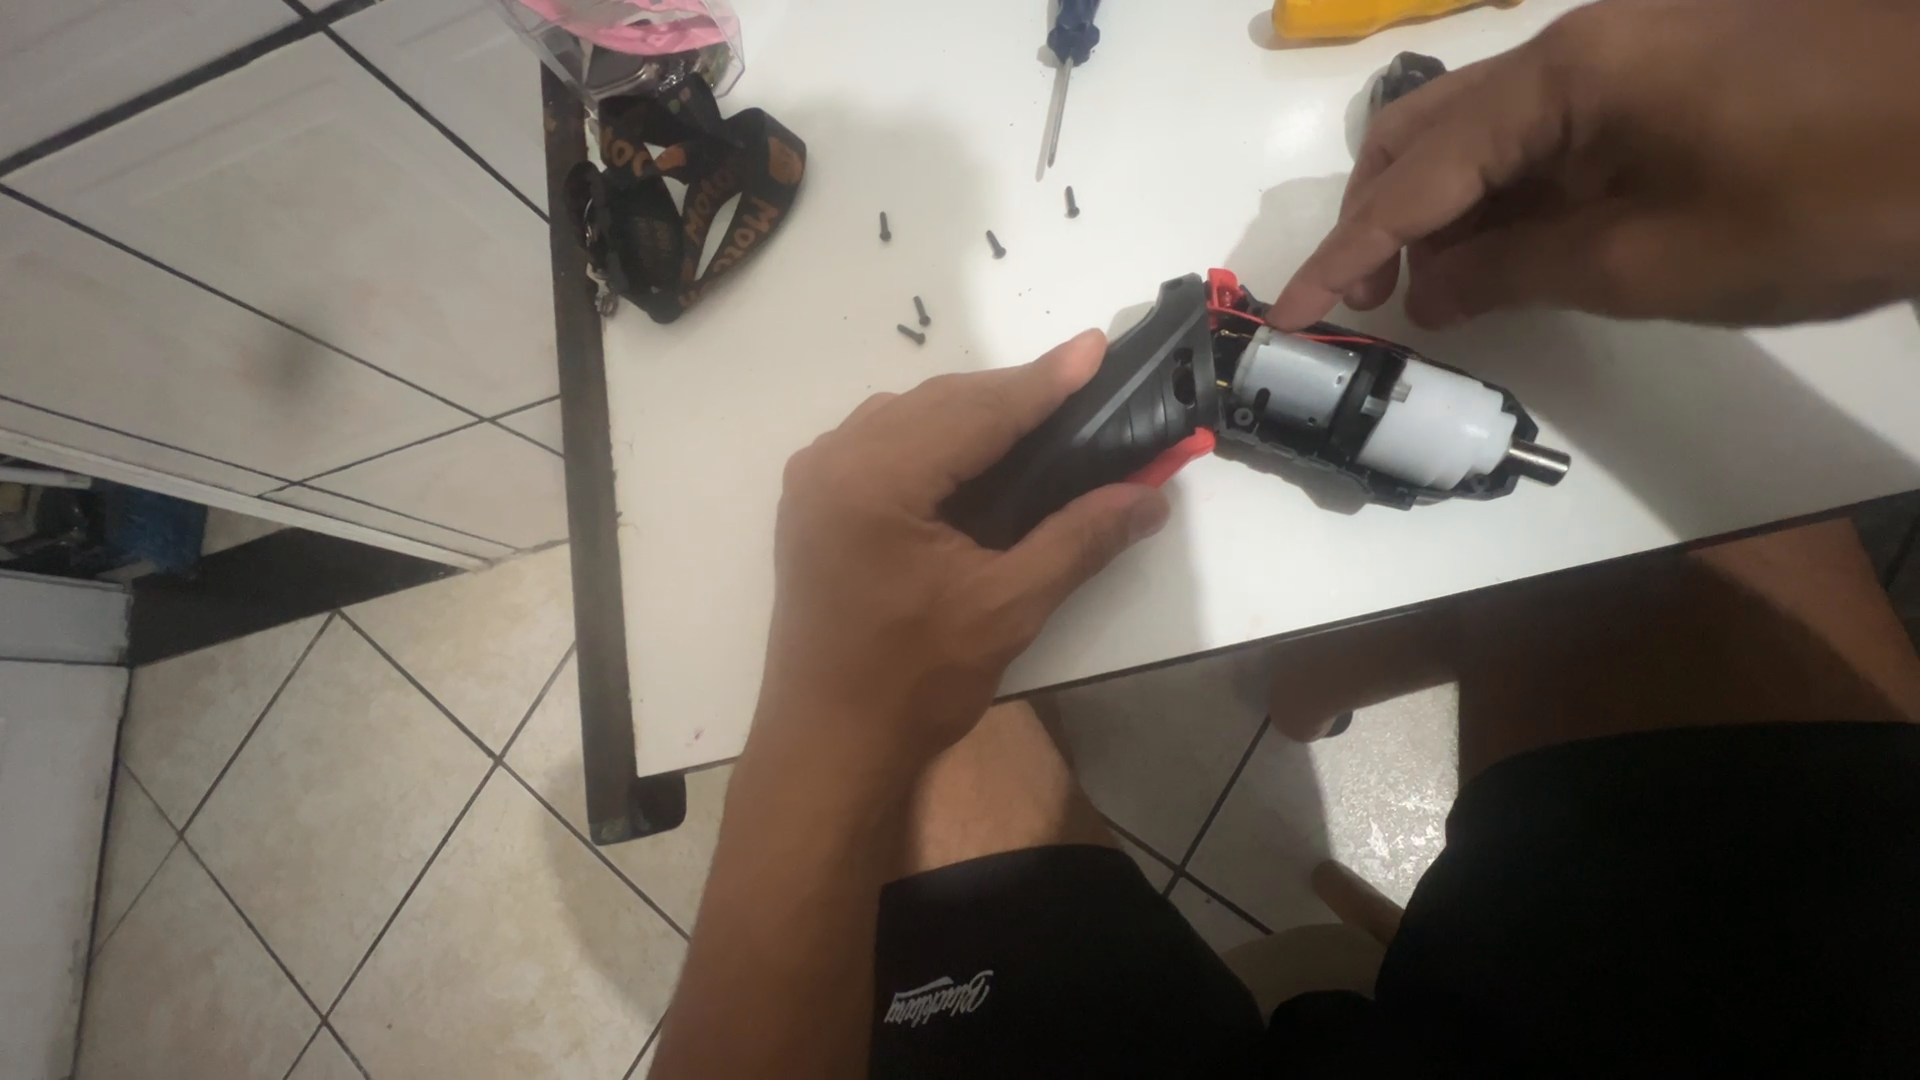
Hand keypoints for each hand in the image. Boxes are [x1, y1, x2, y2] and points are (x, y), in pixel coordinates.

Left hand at [752, 330, 1169, 786]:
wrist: (828, 745)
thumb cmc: (914, 686)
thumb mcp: (1007, 610)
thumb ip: (1080, 540)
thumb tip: (1151, 497)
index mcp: (874, 481)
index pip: (976, 412)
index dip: (1043, 382)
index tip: (1095, 347)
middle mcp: (832, 461)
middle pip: (938, 403)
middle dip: (1010, 394)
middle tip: (1077, 388)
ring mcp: (812, 480)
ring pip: (906, 416)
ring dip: (970, 412)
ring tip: (1034, 419)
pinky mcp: (811, 502)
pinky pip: (879, 442)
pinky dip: (932, 437)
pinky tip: (968, 455)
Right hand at [1268, 0, 1919, 330]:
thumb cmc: (1837, 197)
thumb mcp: (1643, 260)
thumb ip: (1508, 271)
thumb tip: (1426, 292)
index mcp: (1562, 82)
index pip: (1410, 185)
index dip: (1340, 259)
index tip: (1288, 316)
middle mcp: (1568, 54)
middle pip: (1416, 134)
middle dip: (1372, 221)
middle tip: (1372, 300)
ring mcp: (1609, 62)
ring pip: (1464, 137)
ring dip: (1425, 215)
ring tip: (1430, 290)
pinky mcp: (1644, 81)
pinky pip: (1524, 143)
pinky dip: (1485, 205)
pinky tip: (1492, 255)